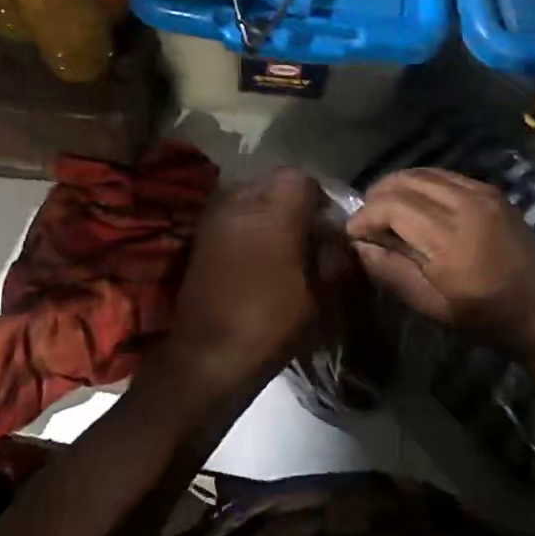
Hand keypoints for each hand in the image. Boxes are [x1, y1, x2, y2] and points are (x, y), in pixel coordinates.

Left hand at [162, 169, 325, 389]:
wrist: (207, 356)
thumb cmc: (270, 325)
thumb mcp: (320, 296)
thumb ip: (333, 258)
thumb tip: (335, 239)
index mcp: (274, 211)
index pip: (303, 179)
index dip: (321, 199)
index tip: (328, 226)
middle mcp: (241, 202)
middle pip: (274, 180)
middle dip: (293, 198)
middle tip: (306, 231)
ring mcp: (215, 216)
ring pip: (250, 192)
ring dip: (267, 207)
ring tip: (280, 240)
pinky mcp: (200, 234)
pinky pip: (230, 210)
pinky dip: (246, 220)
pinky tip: (255, 251)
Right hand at [348, 169, 534, 357]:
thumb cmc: (488, 320)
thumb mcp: (433, 307)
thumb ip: (392, 272)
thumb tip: (358, 247)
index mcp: (451, 239)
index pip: (392, 207)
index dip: (364, 217)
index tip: (351, 234)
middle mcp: (466, 205)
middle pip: (404, 182)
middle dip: (376, 197)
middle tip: (364, 221)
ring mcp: (482, 193)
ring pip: (423, 173)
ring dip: (396, 187)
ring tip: (383, 210)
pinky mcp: (492, 192)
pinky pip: (445, 176)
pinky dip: (421, 184)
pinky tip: (414, 204)